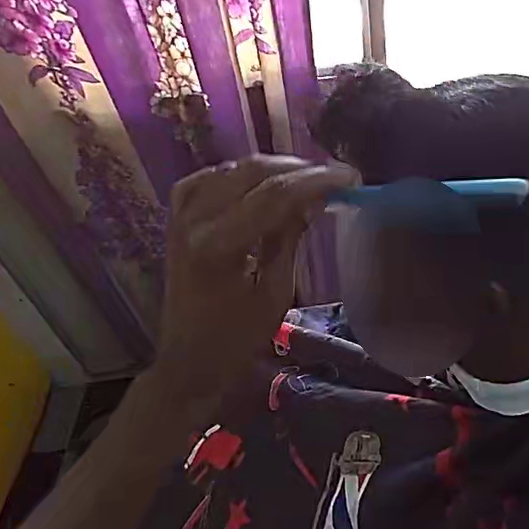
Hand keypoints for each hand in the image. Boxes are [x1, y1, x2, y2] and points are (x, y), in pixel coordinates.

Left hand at [150, 155, 355, 408]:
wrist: (188, 360)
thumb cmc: (236, 338)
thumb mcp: (275, 293)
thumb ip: (290, 238)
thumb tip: (314, 198)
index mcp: (218, 245)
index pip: (274, 194)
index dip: (317, 180)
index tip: (351, 177)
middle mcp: (194, 219)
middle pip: (254, 171)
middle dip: (300, 169)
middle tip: (335, 176)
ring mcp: (180, 214)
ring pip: (233, 168)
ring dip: (274, 168)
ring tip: (307, 178)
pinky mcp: (176, 216)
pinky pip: (211, 177)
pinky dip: (240, 174)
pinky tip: (262, 181)